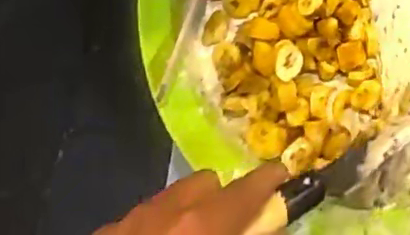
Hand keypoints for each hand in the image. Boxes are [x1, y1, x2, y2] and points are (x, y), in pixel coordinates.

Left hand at [97, 164, 288, 234]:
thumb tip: (267, 224)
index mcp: (202, 226)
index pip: (253, 185)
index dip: (272, 183)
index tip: (284, 187)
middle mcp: (166, 213)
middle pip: (207, 183)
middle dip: (220, 203)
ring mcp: (125, 224)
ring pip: (167, 203)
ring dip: (182, 219)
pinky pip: (133, 226)